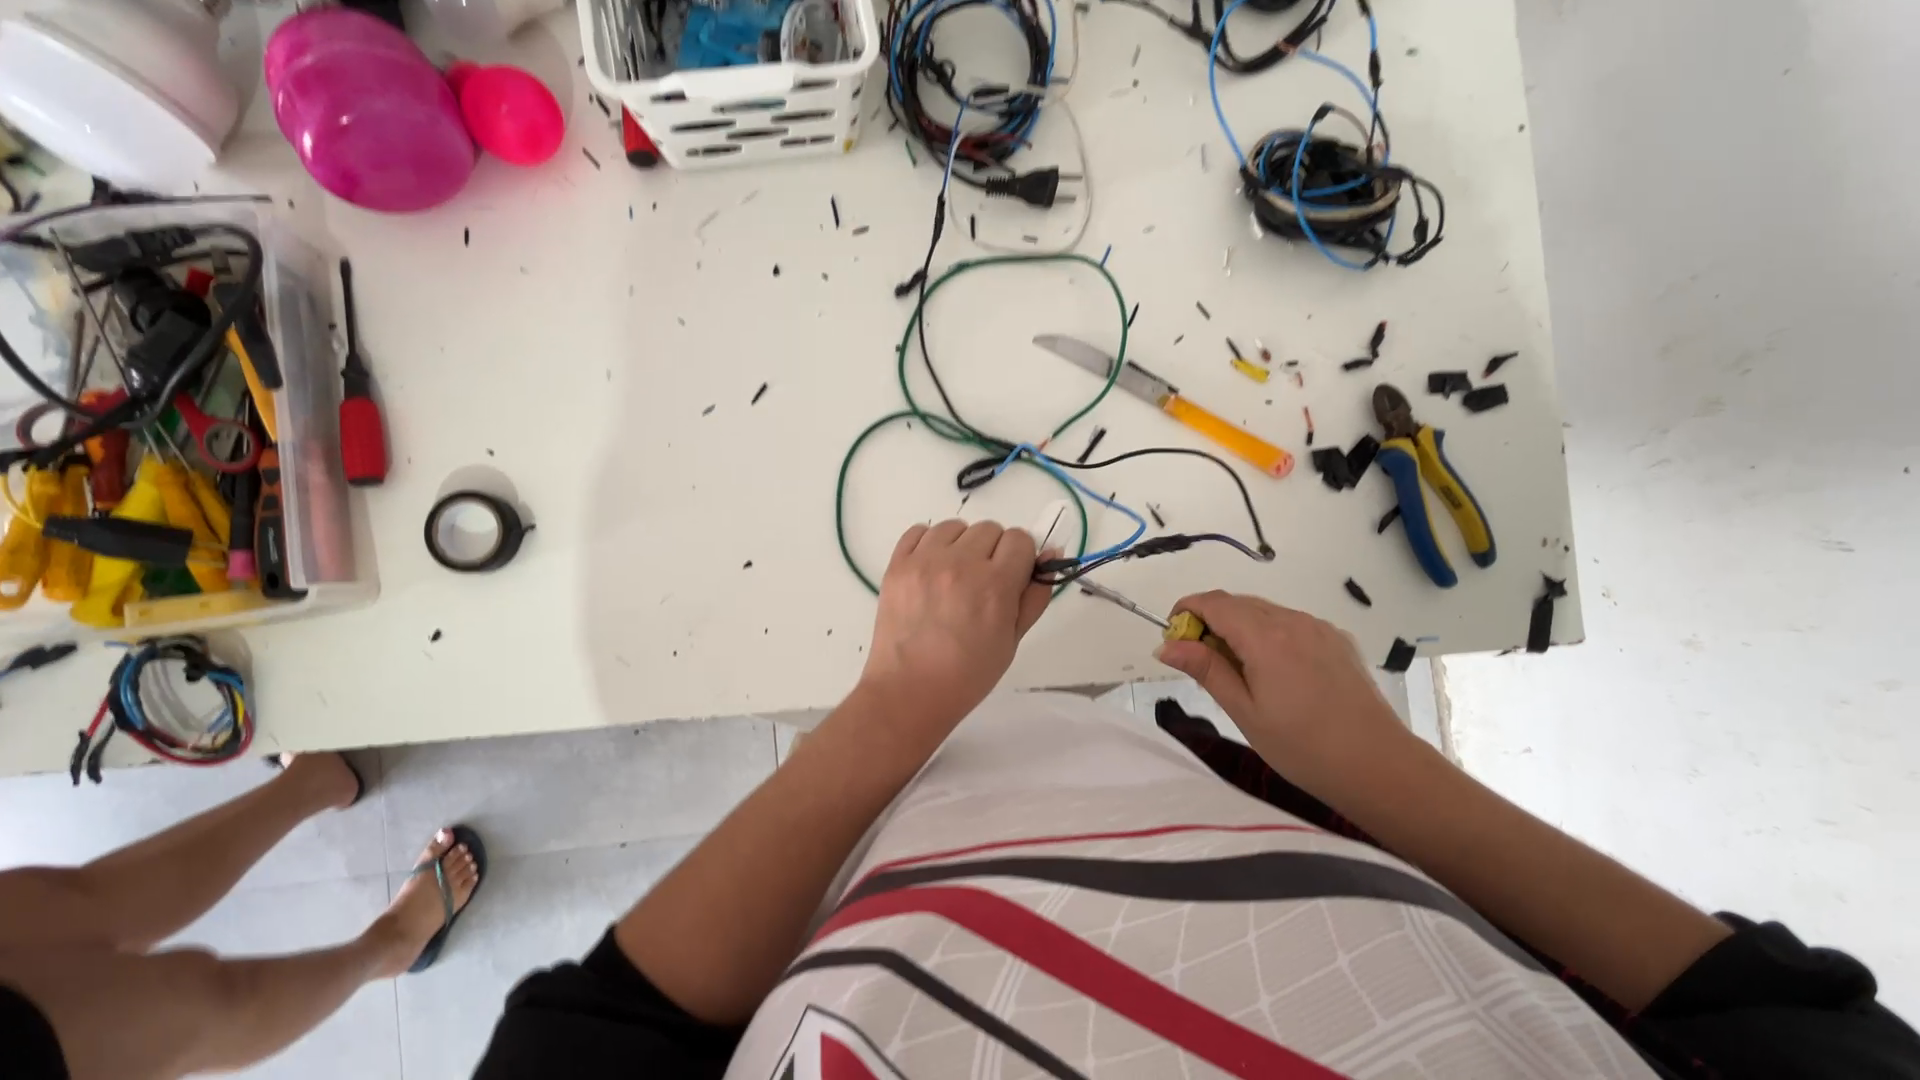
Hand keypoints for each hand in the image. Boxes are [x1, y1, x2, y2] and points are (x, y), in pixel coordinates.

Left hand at [858, 521, 1053, 739]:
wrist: (909, 691)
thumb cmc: (968, 674)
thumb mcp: (1014, 639)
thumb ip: (1034, 595)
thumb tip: (1050, 554)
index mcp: (995, 584)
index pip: (1020, 539)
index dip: (1021, 558)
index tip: (1012, 578)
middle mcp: (960, 564)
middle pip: (990, 529)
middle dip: (993, 551)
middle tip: (983, 584)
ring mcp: (924, 562)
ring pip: (955, 526)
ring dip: (961, 544)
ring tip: (955, 577)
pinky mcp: (897, 565)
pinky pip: (919, 531)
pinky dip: (929, 543)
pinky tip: (930, 569)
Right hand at [1155, 591, 1414, 790]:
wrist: (1377, 765)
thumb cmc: (1301, 746)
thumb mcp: (1244, 711)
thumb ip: (1206, 670)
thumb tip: (1166, 645)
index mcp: (1265, 637)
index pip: (1214, 602)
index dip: (1187, 610)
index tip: (1174, 637)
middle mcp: (1293, 620)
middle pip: (1239, 603)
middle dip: (1211, 621)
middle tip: (1200, 661)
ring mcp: (1319, 628)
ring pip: (1266, 612)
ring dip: (1241, 628)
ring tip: (1239, 672)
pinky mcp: (1338, 641)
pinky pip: (1292, 625)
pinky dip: (1270, 635)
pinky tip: (1276, 674)